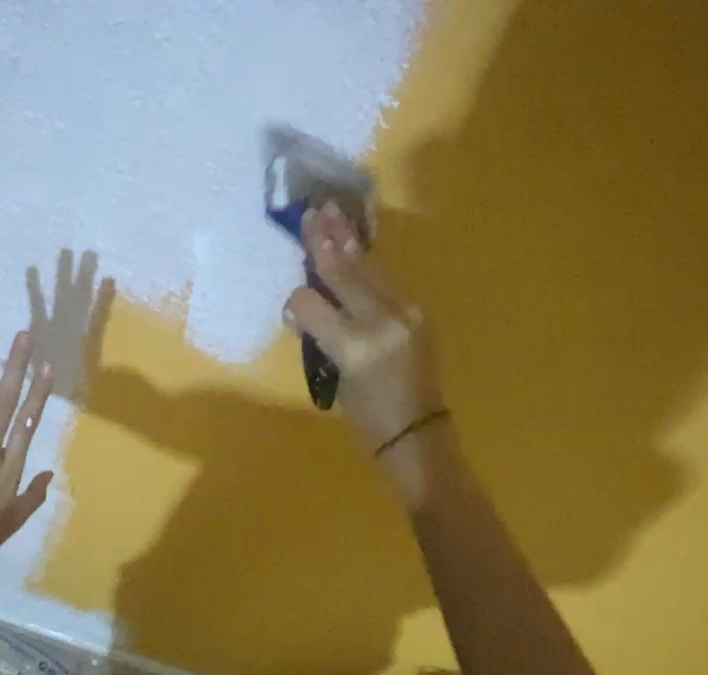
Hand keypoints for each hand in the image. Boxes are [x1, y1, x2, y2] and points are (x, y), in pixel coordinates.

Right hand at [284, 202, 443, 445]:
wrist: (416, 429)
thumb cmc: (367, 416)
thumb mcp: (336, 378)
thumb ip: (323, 337)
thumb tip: (306, 306)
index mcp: (354, 347)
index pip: (314, 305)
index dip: (299, 298)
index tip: (292, 292)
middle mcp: (381, 322)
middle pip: (346, 275)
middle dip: (326, 244)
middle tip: (313, 212)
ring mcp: (404, 313)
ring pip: (369, 270)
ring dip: (347, 243)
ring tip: (331, 214)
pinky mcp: (416, 311)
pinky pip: (384, 281)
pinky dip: (365, 264)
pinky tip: (352, 245)